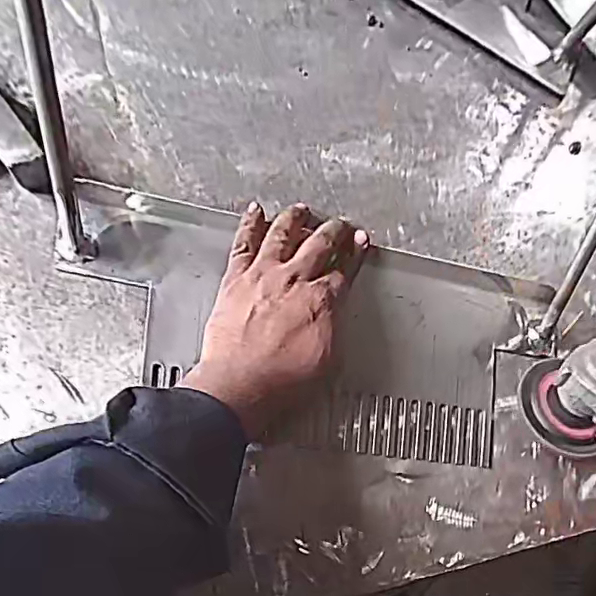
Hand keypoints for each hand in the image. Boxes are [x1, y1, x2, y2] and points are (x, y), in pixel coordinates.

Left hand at [179, 202, 368, 435]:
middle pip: (319, 243)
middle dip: (334, 230)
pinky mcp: (236, 279)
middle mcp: (294, 279)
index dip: (355, 256)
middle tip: (340, 225)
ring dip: (296, 218)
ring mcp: (263, 274)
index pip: (344, 271)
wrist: (241, 385)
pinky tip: (255, 213)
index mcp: (322, 300)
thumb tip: (337, 312)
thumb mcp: (328, 360)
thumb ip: (334, 327)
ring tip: (302, 210)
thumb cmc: (281, 381)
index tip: (360, 245)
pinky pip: (244, 242)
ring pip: (283, 232)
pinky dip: (251, 224)